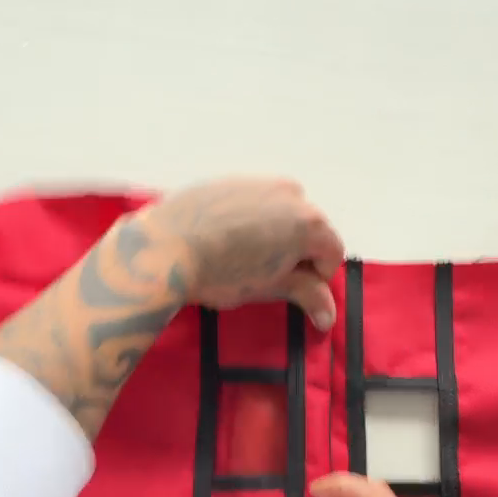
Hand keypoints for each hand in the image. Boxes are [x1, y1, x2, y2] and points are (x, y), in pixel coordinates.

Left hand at [138, 177, 345, 330]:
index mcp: (308, 221)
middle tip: (265, 275)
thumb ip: (306, 295)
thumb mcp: (269, 288)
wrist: (166, 247)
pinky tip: (222, 239)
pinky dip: (246, 219)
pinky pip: (250, 201)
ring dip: (272, 234)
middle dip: (295, 252)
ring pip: (279, 212)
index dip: (317, 277)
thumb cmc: (223, 272)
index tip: (292, 290)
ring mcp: (258, 181)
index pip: (331, 252)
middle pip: (307, 227)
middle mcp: (290, 193)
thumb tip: (329, 318)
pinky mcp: (229, 178)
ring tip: (240, 257)